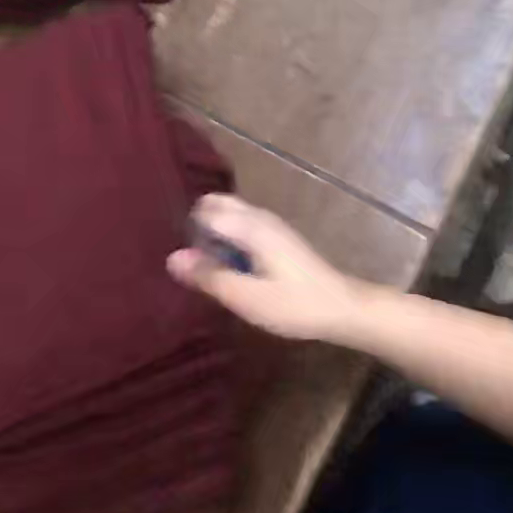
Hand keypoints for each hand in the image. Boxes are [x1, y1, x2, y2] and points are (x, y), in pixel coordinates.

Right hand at [167, 194, 375, 342]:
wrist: (340, 307)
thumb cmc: (293, 304)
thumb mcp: (246, 297)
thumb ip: (210, 275)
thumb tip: (172, 257)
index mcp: (251, 225)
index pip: (205, 209)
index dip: (188, 230)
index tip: (180, 257)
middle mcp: (259, 216)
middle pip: (217, 205)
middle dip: (199, 226)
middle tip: (193, 264)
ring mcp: (270, 224)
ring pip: (230, 215)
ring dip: (213, 234)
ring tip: (206, 268)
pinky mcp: (276, 237)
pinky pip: (241, 226)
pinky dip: (228, 239)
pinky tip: (229, 268)